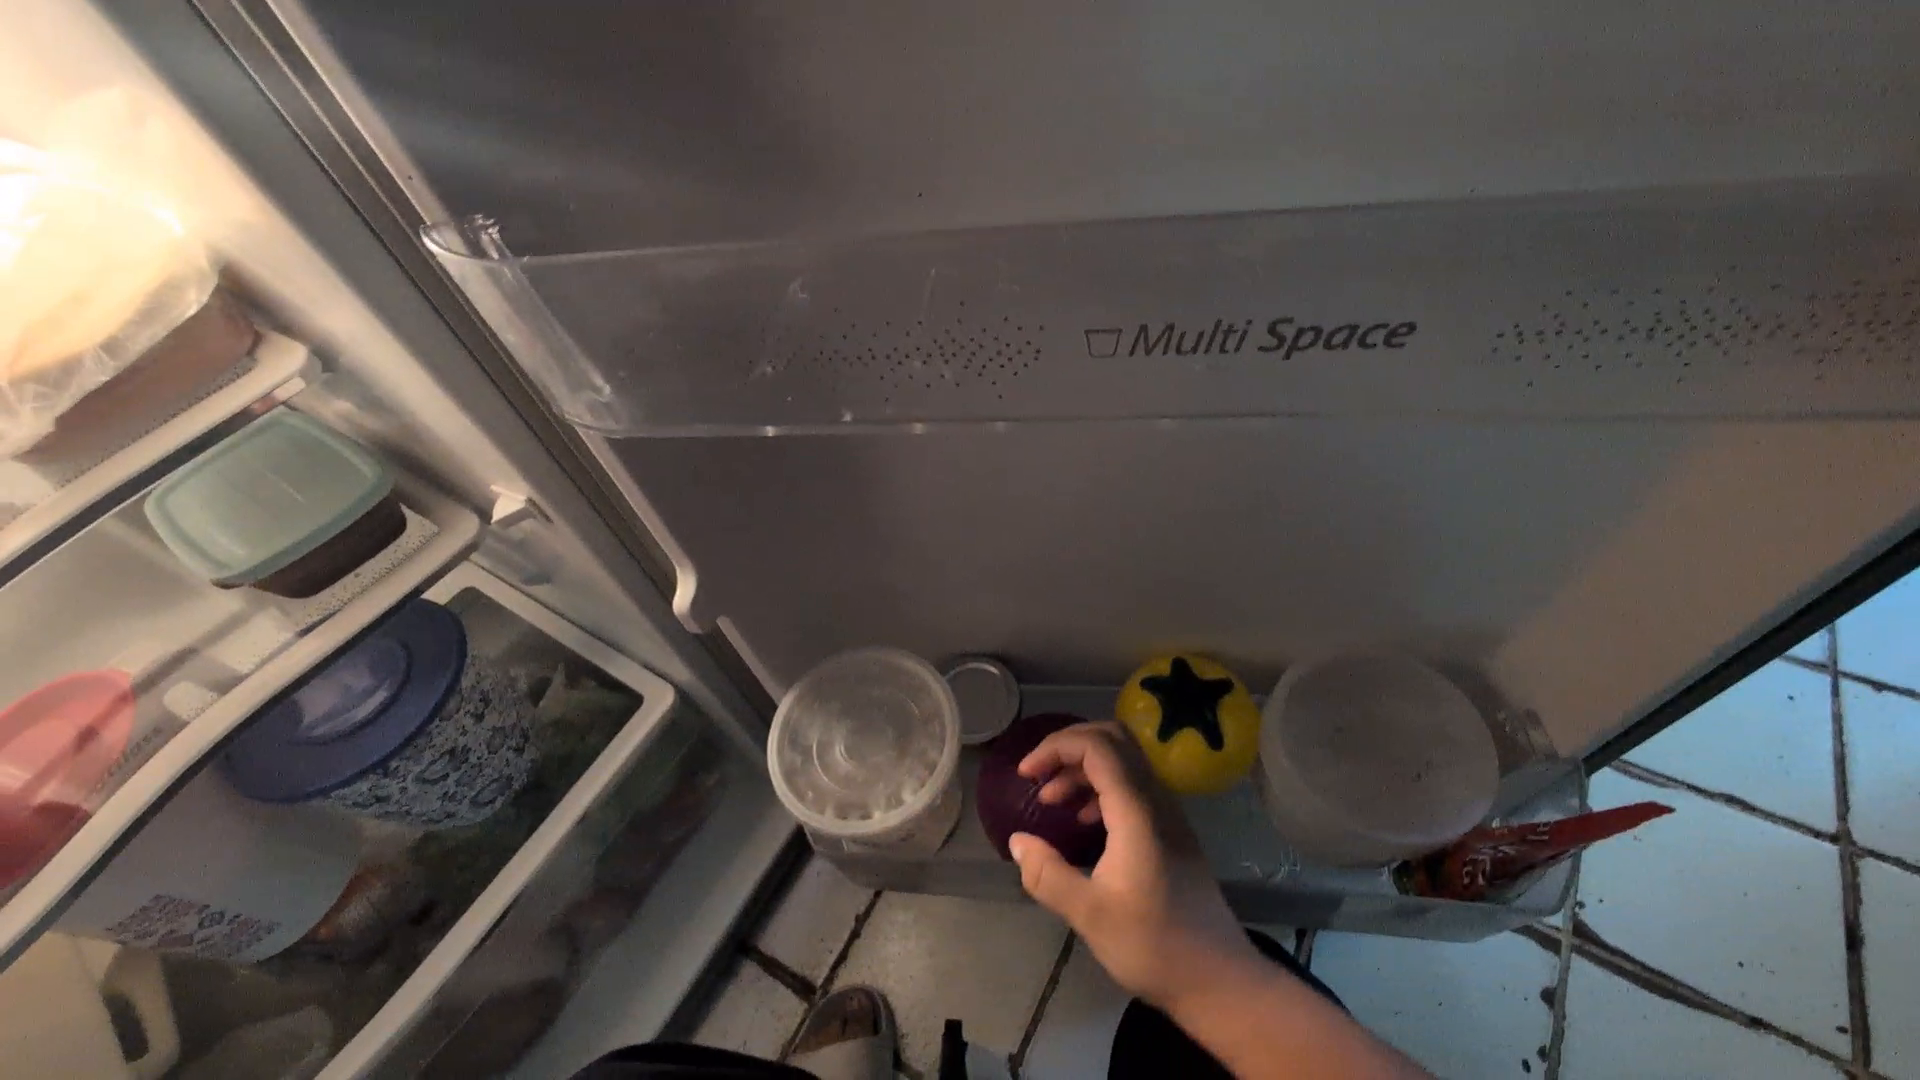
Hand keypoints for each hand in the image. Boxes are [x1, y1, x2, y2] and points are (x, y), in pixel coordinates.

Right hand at [1008, 721, 1257, 1009]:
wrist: (1219, 980)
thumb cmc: (1154, 946)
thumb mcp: (1089, 915)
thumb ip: (1047, 874)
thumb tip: (1017, 841)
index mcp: (1137, 812)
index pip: (1097, 747)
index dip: (1056, 747)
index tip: (1025, 775)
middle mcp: (1156, 801)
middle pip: (1114, 740)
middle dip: (1069, 747)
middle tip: (1037, 775)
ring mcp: (1168, 815)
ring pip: (1124, 763)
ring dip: (1083, 769)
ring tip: (1051, 800)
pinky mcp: (1171, 832)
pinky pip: (1132, 787)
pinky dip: (1100, 789)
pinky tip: (1082, 822)